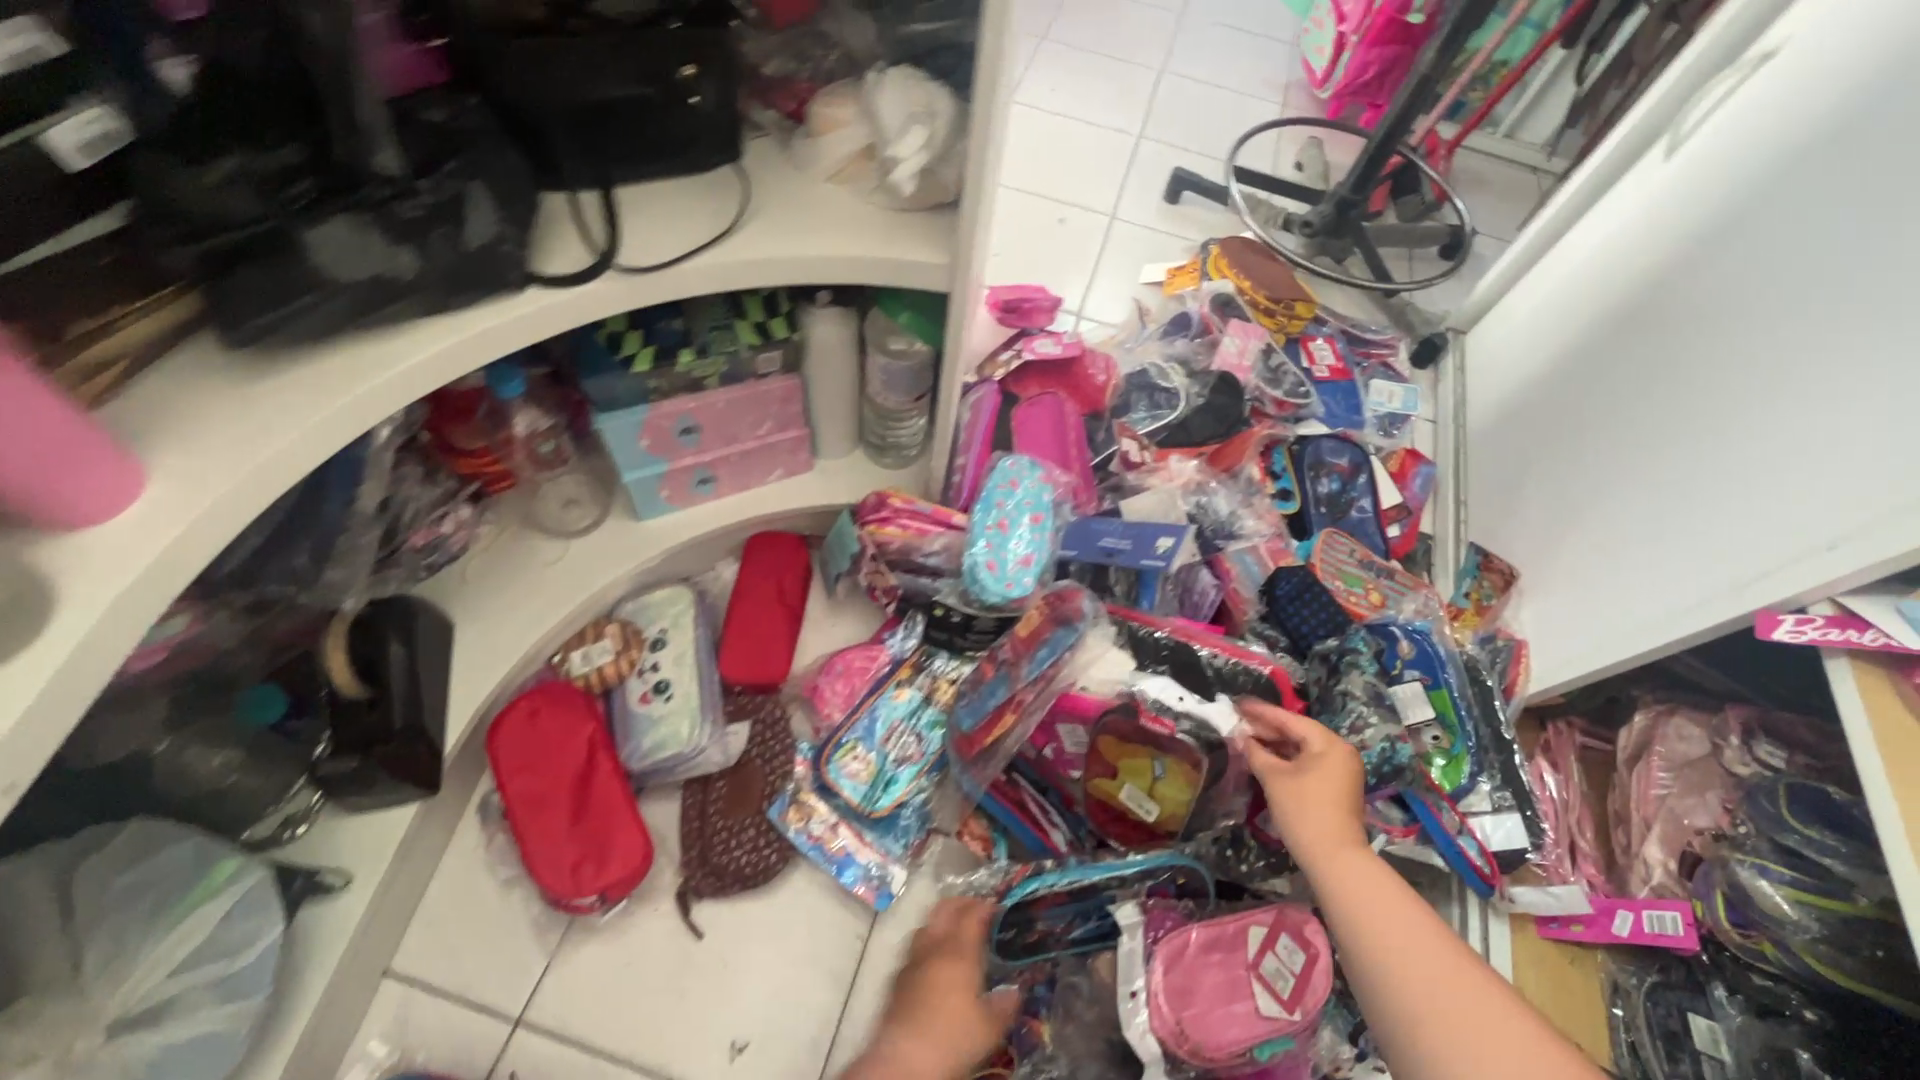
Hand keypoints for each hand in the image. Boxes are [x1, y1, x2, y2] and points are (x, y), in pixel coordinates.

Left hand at [850, 897, 1021, 1079]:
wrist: (903, 1059)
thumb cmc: (952, 1039)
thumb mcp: (990, 1028)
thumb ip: (1005, 1005)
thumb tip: (1014, 992)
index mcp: (959, 953)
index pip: (972, 915)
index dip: (985, 906)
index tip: (996, 906)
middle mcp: (933, 948)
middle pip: (944, 910)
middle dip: (961, 903)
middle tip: (976, 907)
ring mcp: (911, 961)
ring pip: (926, 926)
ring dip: (941, 920)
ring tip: (954, 929)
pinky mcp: (897, 979)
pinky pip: (914, 948)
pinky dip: (927, 943)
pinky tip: (933, 960)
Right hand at [1236, 699, 1369, 872]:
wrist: (1334, 857)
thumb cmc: (1303, 811)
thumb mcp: (1273, 778)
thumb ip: (1255, 752)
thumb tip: (1240, 737)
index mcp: (1329, 743)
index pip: (1290, 720)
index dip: (1261, 712)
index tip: (1238, 703)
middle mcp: (1340, 752)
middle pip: (1298, 733)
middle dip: (1268, 729)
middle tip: (1239, 721)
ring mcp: (1341, 770)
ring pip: (1303, 749)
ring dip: (1276, 745)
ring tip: (1248, 738)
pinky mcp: (1337, 787)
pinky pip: (1309, 763)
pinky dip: (1288, 760)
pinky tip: (1266, 758)